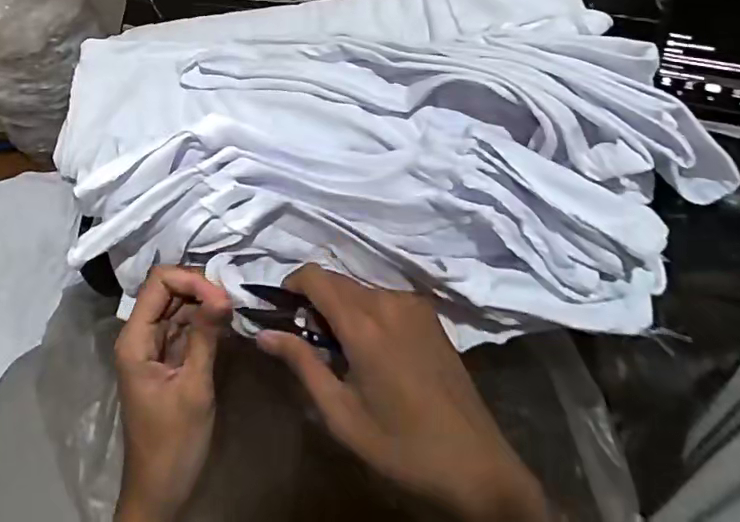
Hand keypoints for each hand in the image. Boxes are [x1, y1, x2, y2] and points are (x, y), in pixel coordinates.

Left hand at [114, 266, 232, 521]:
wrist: (159, 491)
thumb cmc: (173, 443)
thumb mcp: (194, 388)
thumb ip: (205, 336)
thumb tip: (222, 293)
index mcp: (135, 339)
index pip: (158, 282)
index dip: (190, 280)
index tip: (221, 296)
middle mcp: (140, 335)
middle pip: (168, 289)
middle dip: (201, 287)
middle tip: (233, 299)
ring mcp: (154, 346)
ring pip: (179, 305)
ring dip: (206, 302)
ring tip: (235, 309)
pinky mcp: (168, 358)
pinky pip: (186, 325)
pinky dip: (206, 320)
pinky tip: (227, 323)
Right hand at [256, 266, 552, 521]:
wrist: (475, 462)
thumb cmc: (401, 445)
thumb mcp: (342, 415)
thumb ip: (302, 364)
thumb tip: (264, 333)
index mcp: (364, 323)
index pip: (316, 276)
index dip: (291, 284)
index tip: (279, 310)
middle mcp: (389, 301)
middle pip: (338, 281)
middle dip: (314, 300)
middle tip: (305, 340)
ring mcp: (413, 304)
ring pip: (362, 290)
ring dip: (342, 308)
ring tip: (339, 351)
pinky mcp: (430, 314)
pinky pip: (386, 299)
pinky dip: (368, 312)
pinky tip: (373, 350)